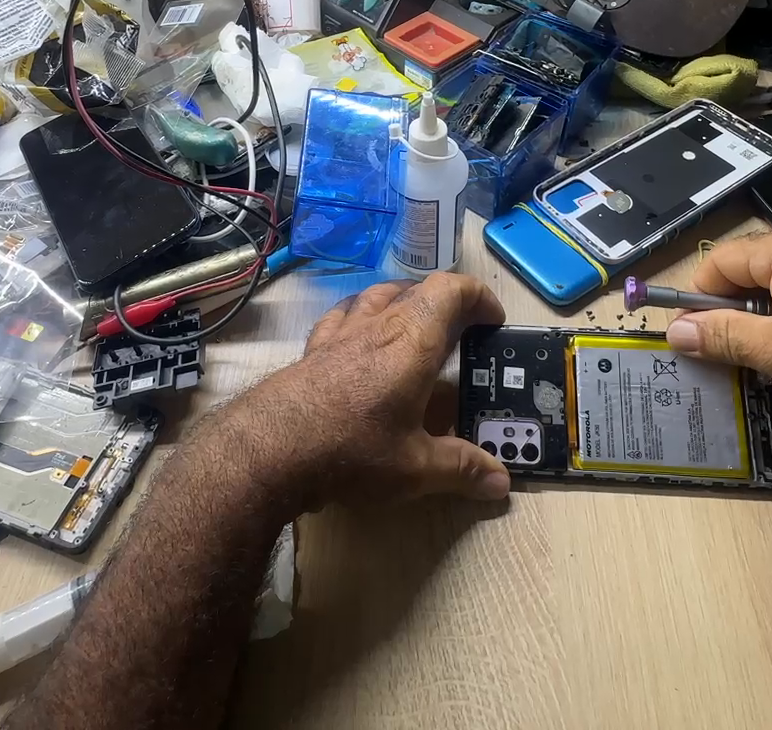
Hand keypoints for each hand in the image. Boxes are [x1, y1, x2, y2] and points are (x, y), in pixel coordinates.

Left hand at [214, 273, 511, 511]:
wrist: (269, 449)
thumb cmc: (353, 449)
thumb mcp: (415, 468)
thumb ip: (461, 469)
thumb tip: (502, 483)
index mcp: (413, 341)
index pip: (451, 290)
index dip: (478, 296)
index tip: (492, 320)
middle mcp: (378, 324)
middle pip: (418, 289)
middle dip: (447, 302)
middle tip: (462, 332)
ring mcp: (341, 332)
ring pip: (379, 294)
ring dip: (404, 301)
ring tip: (415, 325)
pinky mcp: (312, 348)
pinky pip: (343, 316)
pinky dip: (361, 316)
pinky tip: (358, 336)